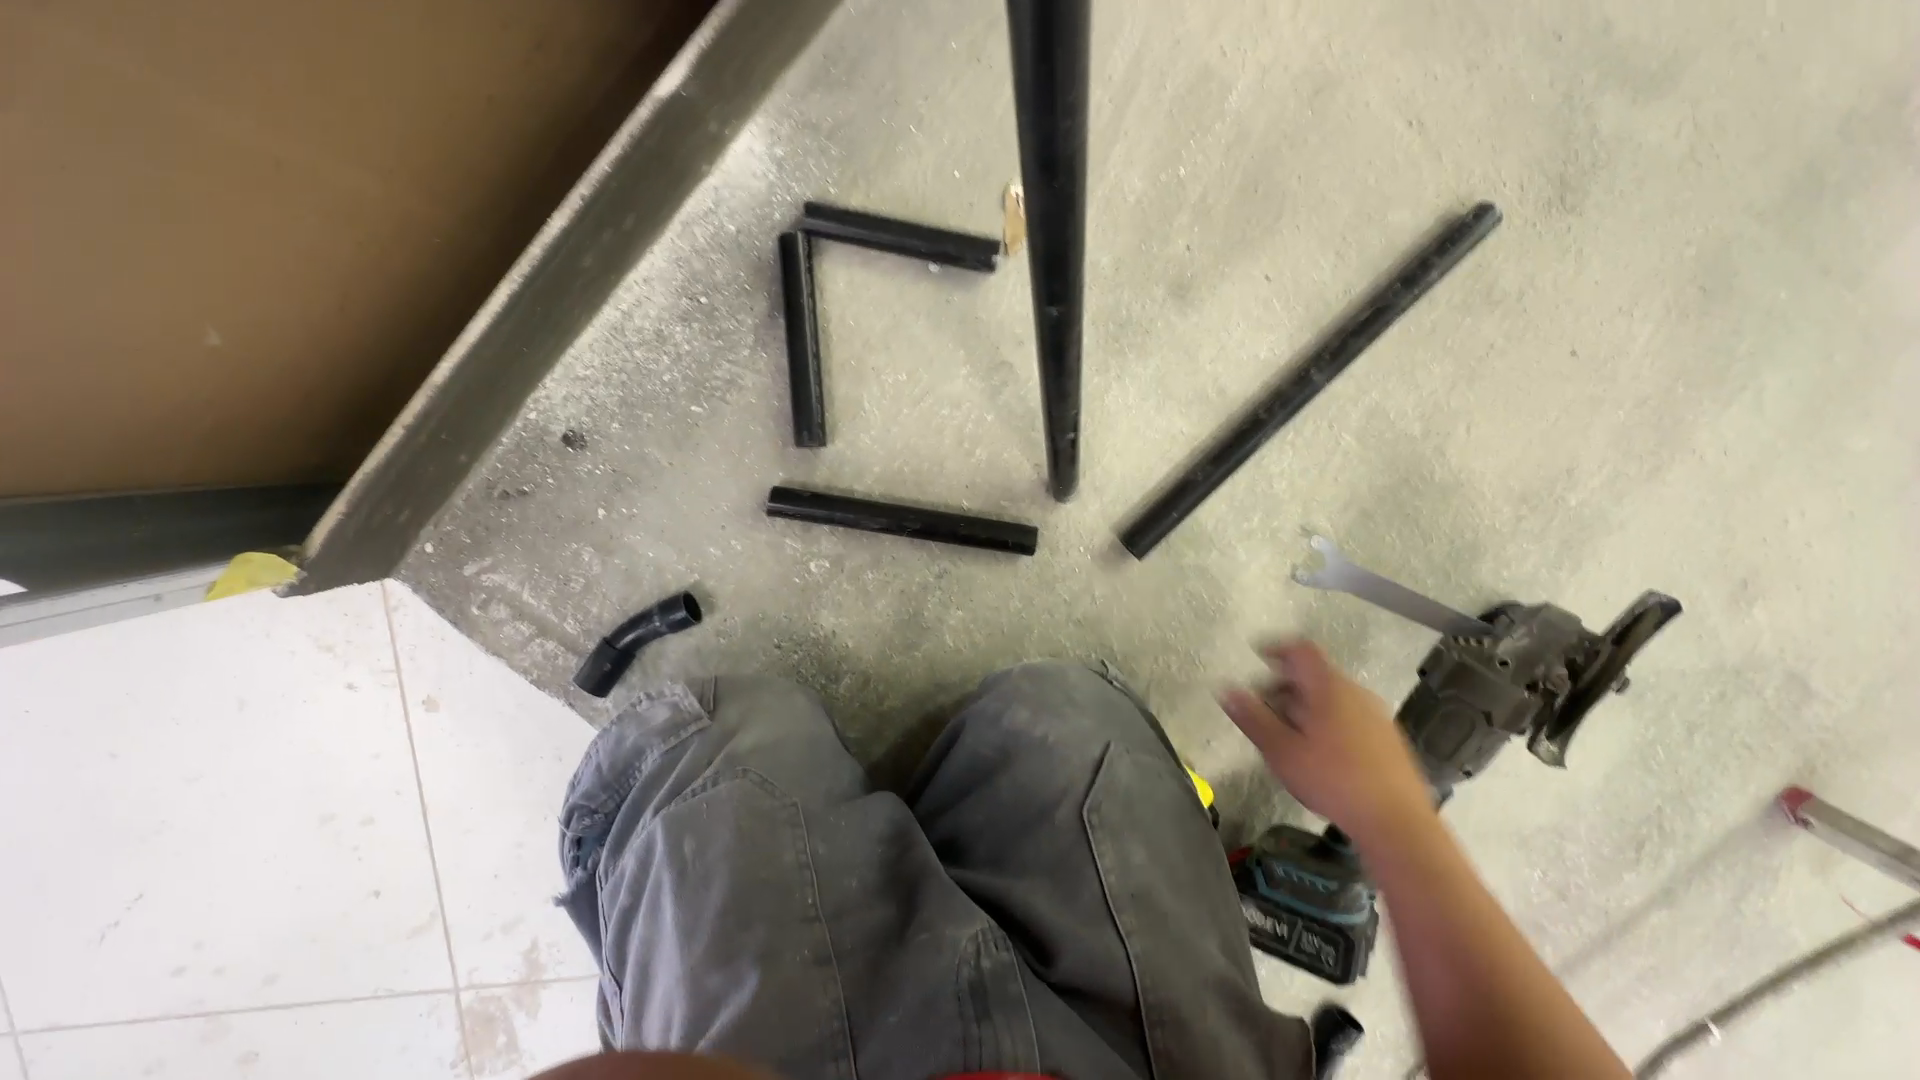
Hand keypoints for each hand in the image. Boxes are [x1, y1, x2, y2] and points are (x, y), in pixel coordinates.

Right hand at [1218, 640, 1432, 840]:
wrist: (1396, 821)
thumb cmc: (1332, 780)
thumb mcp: (1281, 751)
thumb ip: (1253, 718)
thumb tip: (1226, 690)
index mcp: (1330, 688)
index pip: (1301, 651)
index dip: (1276, 648)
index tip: (1256, 656)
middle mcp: (1356, 693)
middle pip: (1316, 674)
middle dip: (1285, 684)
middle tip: (1263, 705)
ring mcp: (1377, 715)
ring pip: (1333, 697)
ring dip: (1305, 705)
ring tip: (1286, 733)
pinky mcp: (1388, 738)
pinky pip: (1349, 715)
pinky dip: (1326, 720)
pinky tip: (1318, 752)